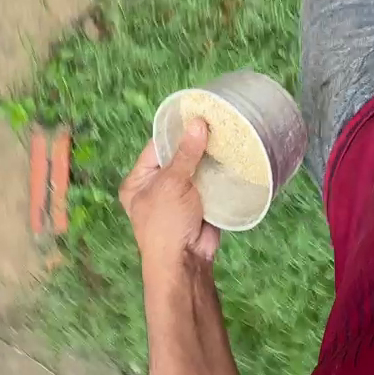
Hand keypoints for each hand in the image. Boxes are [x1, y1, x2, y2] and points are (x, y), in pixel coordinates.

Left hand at [120, 119, 220, 268]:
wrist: (185, 263)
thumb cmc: (167, 223)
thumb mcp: (172, 184)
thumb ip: (186, 153)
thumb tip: (198, 121)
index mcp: (139, 180)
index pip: (157, 145)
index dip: (176, 129)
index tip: (197, 111)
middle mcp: (157, 184)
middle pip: (178, 154)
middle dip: (197, 141)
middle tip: (218, 119)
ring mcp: (180, 193)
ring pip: (197, 166)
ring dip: (210, 154)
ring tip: (229, 131)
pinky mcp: (200, 201)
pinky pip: (210, 179)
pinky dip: (220, 169)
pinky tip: (233, 153)